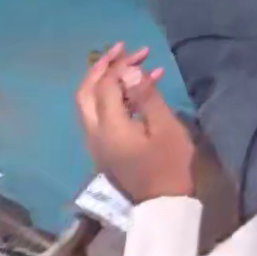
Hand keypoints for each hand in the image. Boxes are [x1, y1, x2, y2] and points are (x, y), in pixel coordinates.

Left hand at [75, 43, 195, 202]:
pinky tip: (145, 86)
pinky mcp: (107, 148)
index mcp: (109, 128)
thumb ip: (146, 96)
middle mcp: (96, 134)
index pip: (104, 86)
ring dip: (110, 80)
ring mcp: (99, 143)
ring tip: (139, 62)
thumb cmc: (169, 163)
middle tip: (124, 49)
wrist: (165, 206)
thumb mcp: (164, 126)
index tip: (141, 53)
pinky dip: (118, 96)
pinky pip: (104, 114)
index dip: (120, 66)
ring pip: (92, 103)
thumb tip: (130, 70)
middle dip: (103, 67)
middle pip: (86, 93)